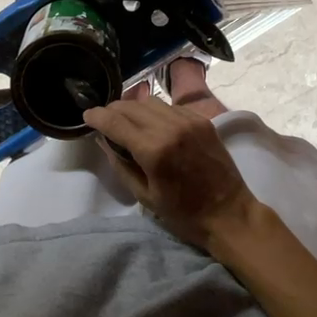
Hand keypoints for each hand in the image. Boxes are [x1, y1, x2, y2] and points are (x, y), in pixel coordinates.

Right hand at [82, 95, 259, 246]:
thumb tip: (103, 141)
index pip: (115, 122)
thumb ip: (120, 164)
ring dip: (133, 108)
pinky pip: (170, 106)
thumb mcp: (145, 196)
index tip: (87, 115)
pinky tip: (153, 124)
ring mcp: (188, 121)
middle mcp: (170, 127)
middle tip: (104, 120)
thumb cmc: (185, 214)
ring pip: (150, 101)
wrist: (230, 214)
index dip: (97, 116)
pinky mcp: (202, 120)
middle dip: (113, 110)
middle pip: (131, 106)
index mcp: (154, 150)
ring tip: (127, 121)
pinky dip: (155, 111)